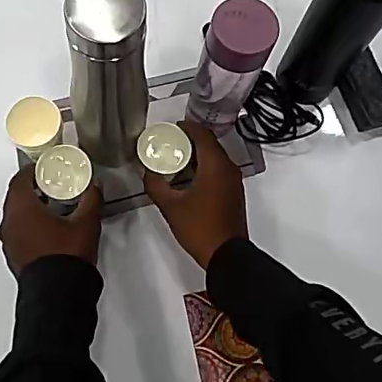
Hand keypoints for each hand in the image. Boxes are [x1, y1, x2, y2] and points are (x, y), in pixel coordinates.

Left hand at [0, 165, 102, 274]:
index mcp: (22, 209)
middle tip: (47, 184)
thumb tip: (94, 188)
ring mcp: (10, 242)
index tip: (41, 167)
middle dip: (31, 188)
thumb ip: (91, 199)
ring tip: (50, 206)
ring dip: (29, 207)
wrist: (57, 294)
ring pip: (15, 215)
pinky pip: (18, 232)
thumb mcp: (86, 222)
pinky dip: (28, 225)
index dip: (31, 170)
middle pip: (15, 196)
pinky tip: (47, 229)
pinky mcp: (14, 256)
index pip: (19, 180)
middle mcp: (10, 224)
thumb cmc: (65, 258)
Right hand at [143, 120, 247, 268]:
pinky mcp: (234, 192)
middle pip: (210, 144)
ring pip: (215, 157)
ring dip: (197, 154)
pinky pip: (219, 170)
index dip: (187, 127)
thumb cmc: (200, 228)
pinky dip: (204, 166)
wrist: (226, 255)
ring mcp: (234, 181)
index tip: (172, 128)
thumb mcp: (170, 206)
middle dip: (190, 140)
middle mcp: (229, 169)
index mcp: (215, 166)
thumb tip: (148, 173)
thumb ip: (155, 185)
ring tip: (176, 158)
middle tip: (170, 142)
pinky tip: (188, 176)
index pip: (203, 135)